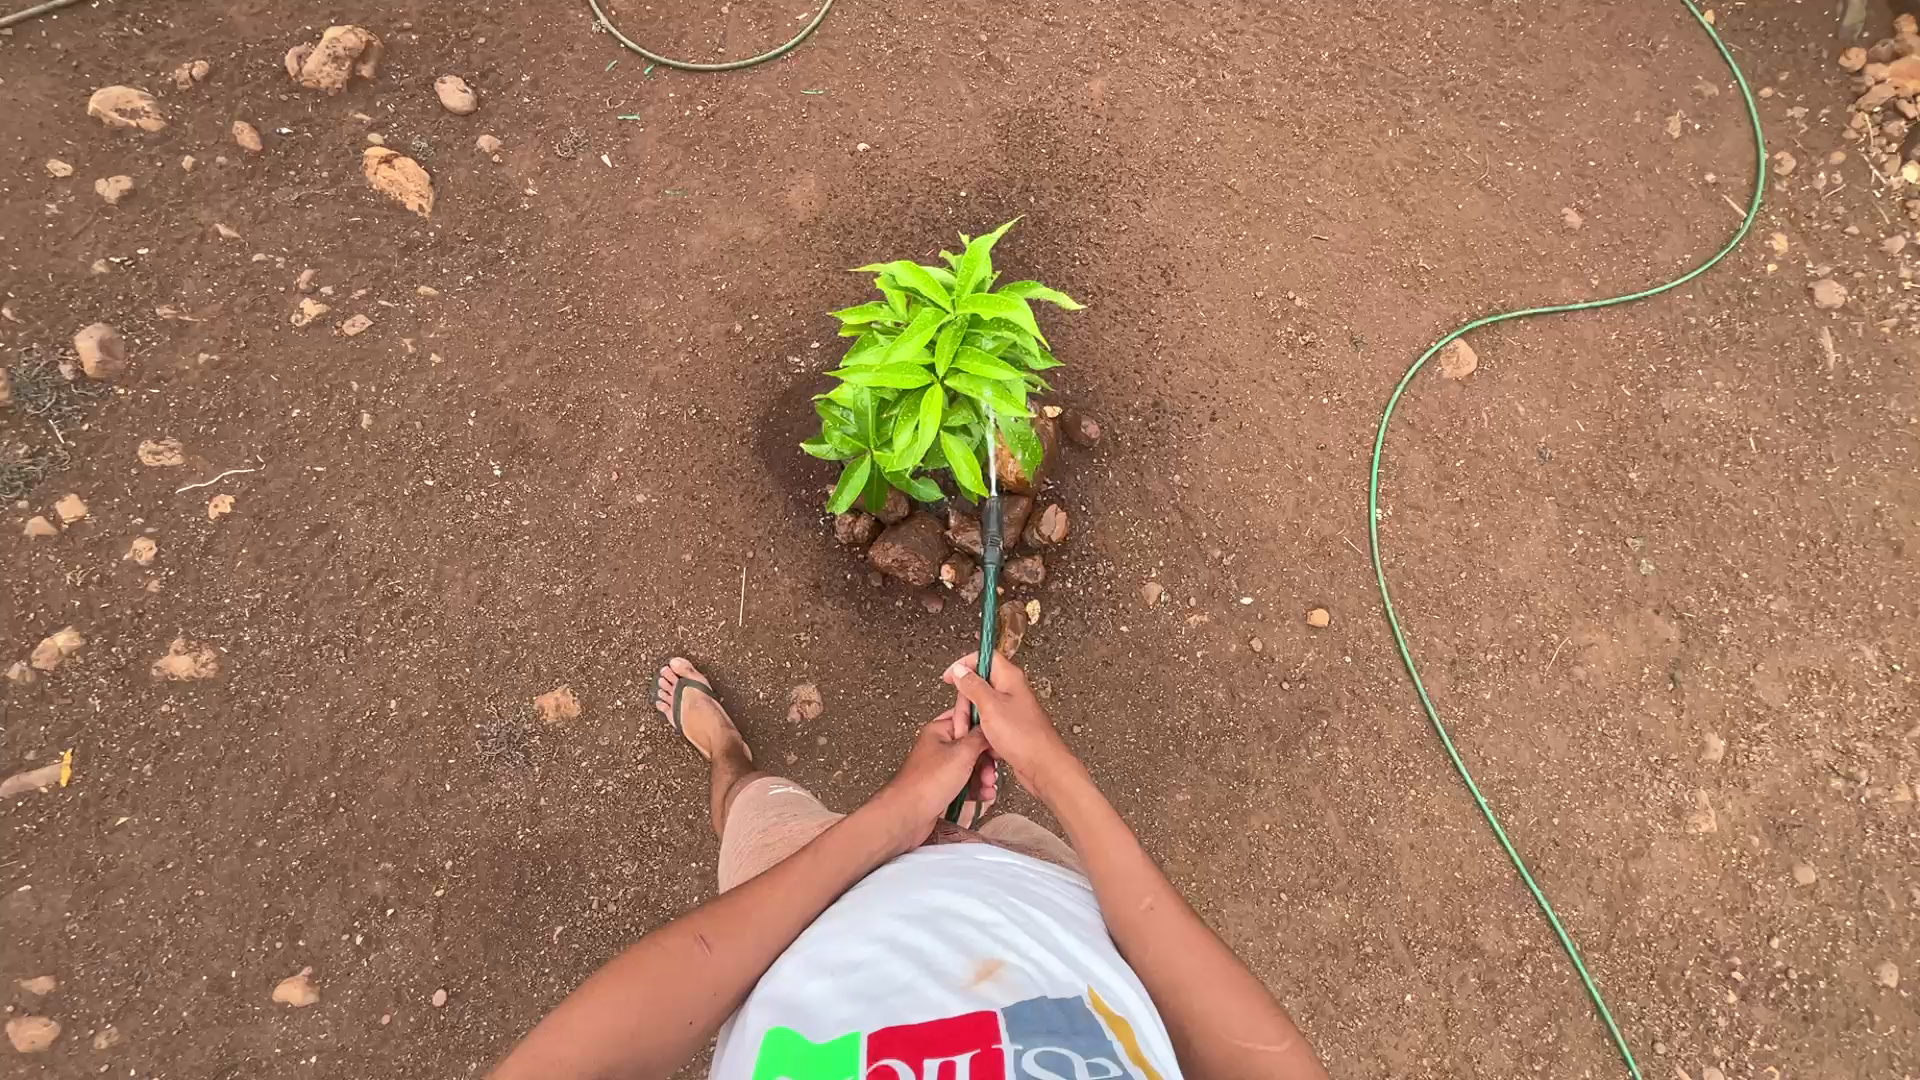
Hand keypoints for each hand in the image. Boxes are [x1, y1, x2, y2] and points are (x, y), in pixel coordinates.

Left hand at [866, 712, 994, 854]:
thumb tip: (990, 729)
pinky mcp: (943, 787)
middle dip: (986, 758)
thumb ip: (979, 737)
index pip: (967, 718)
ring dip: (984, 776)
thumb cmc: (928, 782)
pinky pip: (966, 783)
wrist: (908, 815)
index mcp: (939, 730)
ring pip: (971, 766)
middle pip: (972, 745)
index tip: (996, 739)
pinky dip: (977, 789)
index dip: (984, 728)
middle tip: (991, 769)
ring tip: (988, 785)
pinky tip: (985, 795)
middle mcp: (939, 746)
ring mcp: (941, 768)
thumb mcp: (962, 752)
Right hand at [943, 653, 1082, 800]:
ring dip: (971, 721)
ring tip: (969, 736)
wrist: (1043, 767)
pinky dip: (980, 733)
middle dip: (965, 702)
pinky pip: (987, 724)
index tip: (950, 677)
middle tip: (963, 720)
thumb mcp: (990, 706)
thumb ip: (973, 685)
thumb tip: (959, 669)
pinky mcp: (1009, 727)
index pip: (985, 657)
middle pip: (978, 685)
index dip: (965, 664)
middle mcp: (1011, 690)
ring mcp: (1010, 709)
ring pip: (980, 707)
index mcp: (1009, 678)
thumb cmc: (1023, 736)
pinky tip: (981, 745)